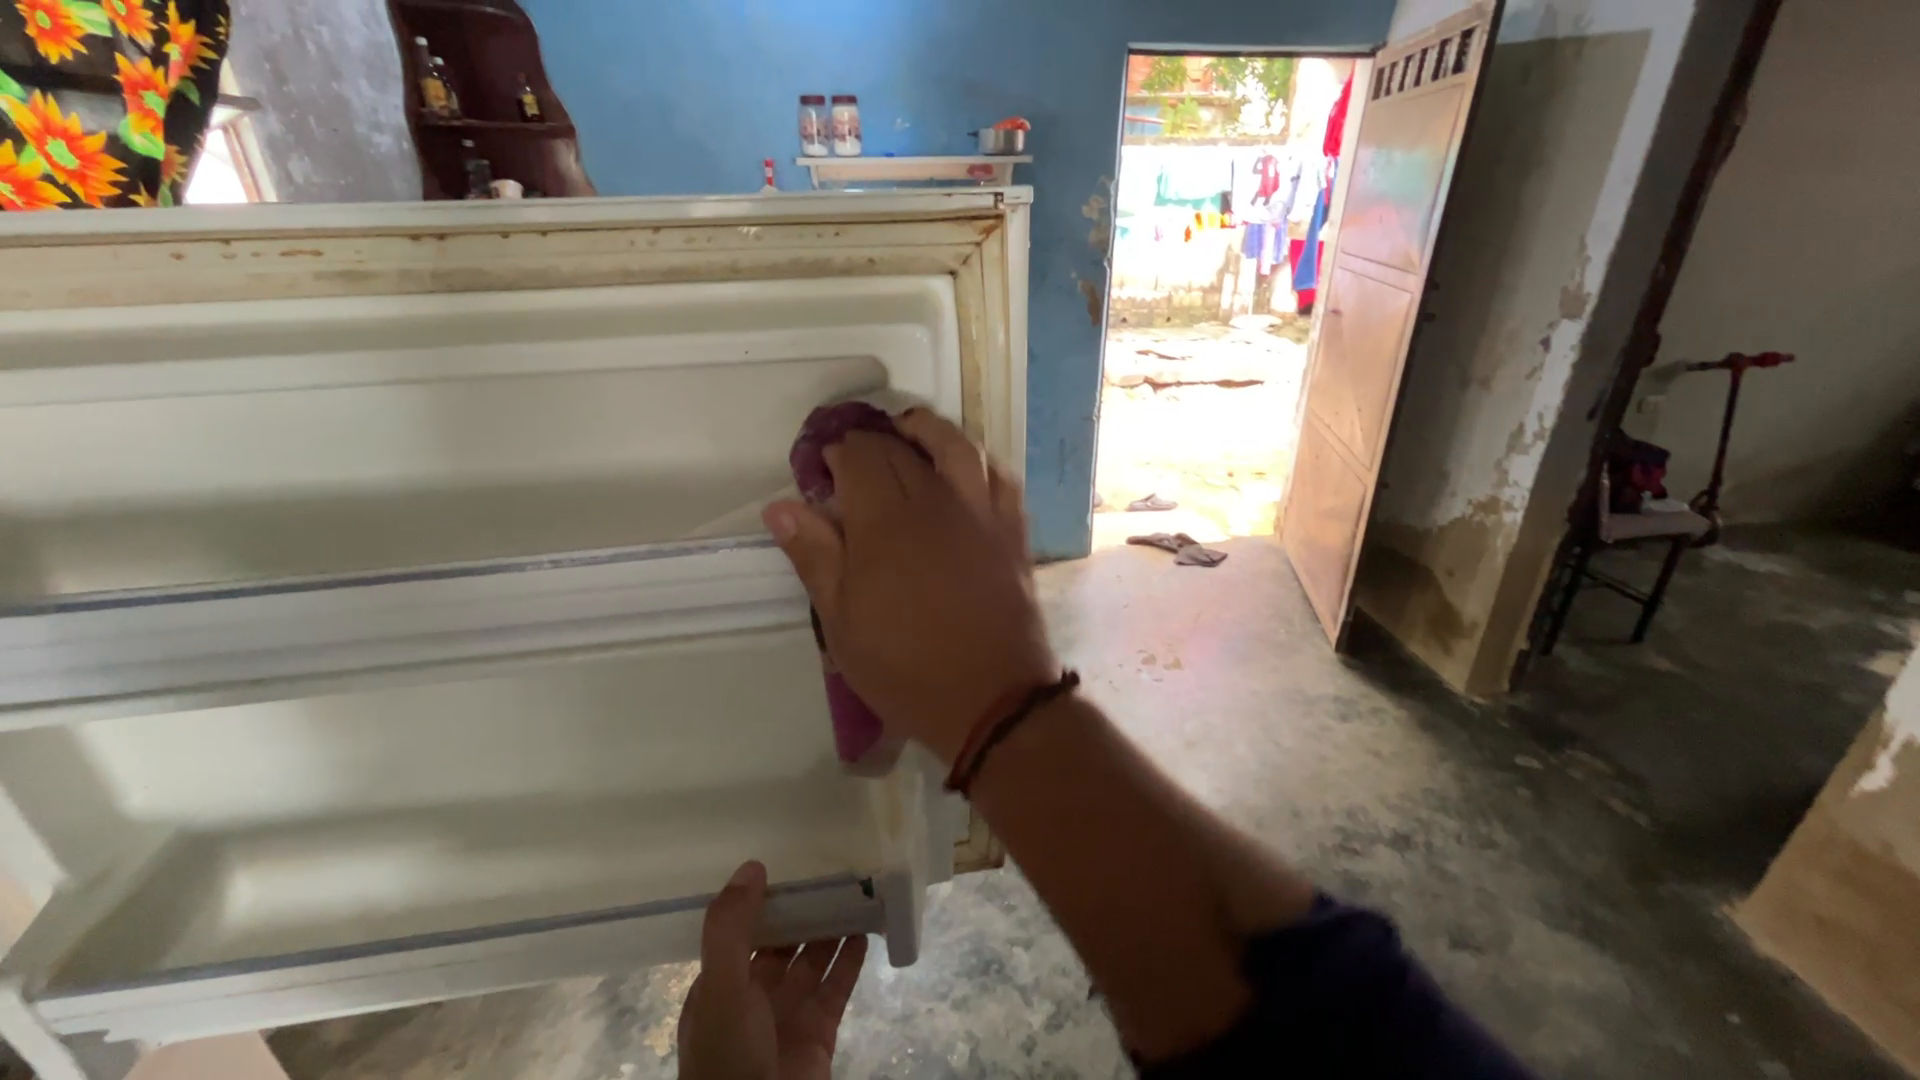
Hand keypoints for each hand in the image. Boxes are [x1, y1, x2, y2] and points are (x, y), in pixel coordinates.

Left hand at [678, 861, 867, 1079]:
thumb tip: (752, 866)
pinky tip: (865, 932)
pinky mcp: (820, 1033)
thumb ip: (731, 929)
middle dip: (802, 911)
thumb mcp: (719, 988)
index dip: (763, 900)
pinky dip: (850, 960)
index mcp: (718, 987)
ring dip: (831, 929)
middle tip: (829, 870)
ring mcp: (788, 1017)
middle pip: (781, 943)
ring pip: (812, 961)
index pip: (741, 932)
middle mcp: (752, 999)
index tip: (787, 864)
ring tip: (855, 891)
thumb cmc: (728, 1057)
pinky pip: (836, 987)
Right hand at [762, 410, 1056, 762]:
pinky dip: (979, 459)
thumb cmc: (906, 670)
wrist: (992, 701)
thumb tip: (781, 505)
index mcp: (885, 523)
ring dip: (926, 431)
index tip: (823, 468)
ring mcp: (980, 513)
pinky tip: (965, 466)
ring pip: (956, 446)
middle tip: (853, 460)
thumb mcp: (842, 624)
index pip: (859, 458)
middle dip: (871, 443)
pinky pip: (1000, 476)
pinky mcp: (1011, 531)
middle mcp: (935, 502)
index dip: (837, 452)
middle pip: (901, 448)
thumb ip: (815, 557)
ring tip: (906, 433)